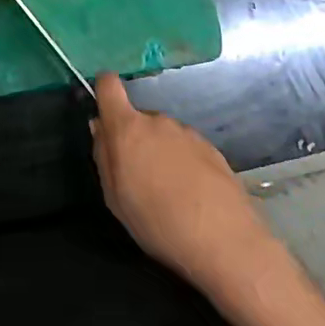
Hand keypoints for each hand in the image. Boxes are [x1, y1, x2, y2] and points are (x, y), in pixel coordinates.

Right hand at [90, 73, 280, 297]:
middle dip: (134, 140)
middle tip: (137, 178)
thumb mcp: (114, 197)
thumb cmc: (156, 221)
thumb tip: (101, 127)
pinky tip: (190, 194)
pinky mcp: (212, 148)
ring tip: (167, 192)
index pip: (109, 86)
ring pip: (163, 135)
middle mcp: (159, 121)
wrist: (223, 239)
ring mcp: (188, 133)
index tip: (103, 114)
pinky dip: (183, 163)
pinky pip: (186, 148)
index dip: (103, 91)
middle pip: (137, 119)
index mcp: (128, 128)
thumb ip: (104, 156)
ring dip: (160, 153)